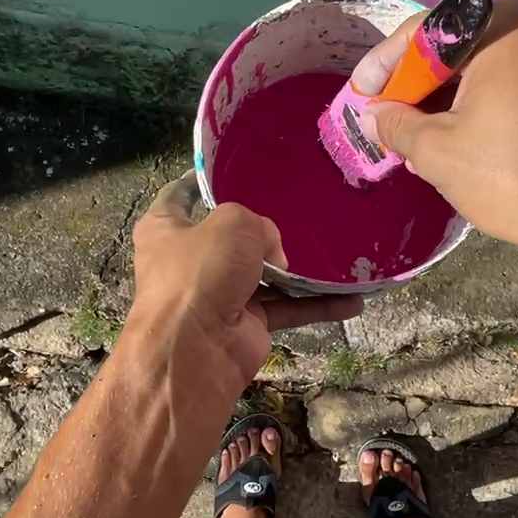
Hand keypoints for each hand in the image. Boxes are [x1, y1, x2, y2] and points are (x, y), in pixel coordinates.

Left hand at [126, 171, 362, 386]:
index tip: (229, 168)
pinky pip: (286, 309)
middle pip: (232, 238)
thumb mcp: (232, 223)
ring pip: (266, 277)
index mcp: (166, 229)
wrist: (195, 349)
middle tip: (299, 214)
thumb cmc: (200, 271)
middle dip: (263, 231)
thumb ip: (258, 224)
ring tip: (337, 255)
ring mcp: (219, 295)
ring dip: (301, 272)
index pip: (180, 196)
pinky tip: (351, 301)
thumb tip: (274, 257)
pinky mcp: (246, 324)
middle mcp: (190, 261)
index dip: (201, 182)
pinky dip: (316, 306)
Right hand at [352, 0, 517, 257]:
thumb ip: (395, 124)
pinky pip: (509, 77)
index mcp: (503, 24)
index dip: (384, 65)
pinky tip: (456, 131)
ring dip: (444, 95)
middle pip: (455, 45)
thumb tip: (374, 114)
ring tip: (414, 133)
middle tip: (385, 115)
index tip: (360, 94)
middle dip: (415, 84)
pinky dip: (477, 99)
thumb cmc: (512, 177)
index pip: (424, 33)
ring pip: (482, 64)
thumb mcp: (437, 151)